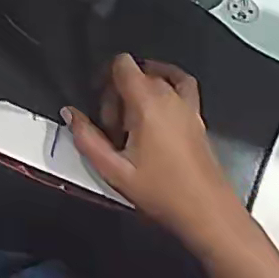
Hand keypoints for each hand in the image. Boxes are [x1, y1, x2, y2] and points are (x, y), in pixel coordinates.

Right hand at [65, 55, 244, 246]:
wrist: (207, 213)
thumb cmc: (162, 192)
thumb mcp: (113, 170)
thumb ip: (86, 138)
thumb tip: (70, 114)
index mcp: (147, 104)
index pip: (123, 64)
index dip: (104, 77)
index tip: (97, 103)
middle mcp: (170, 97)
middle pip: (136, 73)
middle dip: (117, 94)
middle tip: (112, 128)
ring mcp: (188, 106)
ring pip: (157, 78)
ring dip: (140, 92)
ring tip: (131, 119)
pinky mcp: (198, 117)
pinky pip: (181, 85)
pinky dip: (166, 86)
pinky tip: (155, 109)